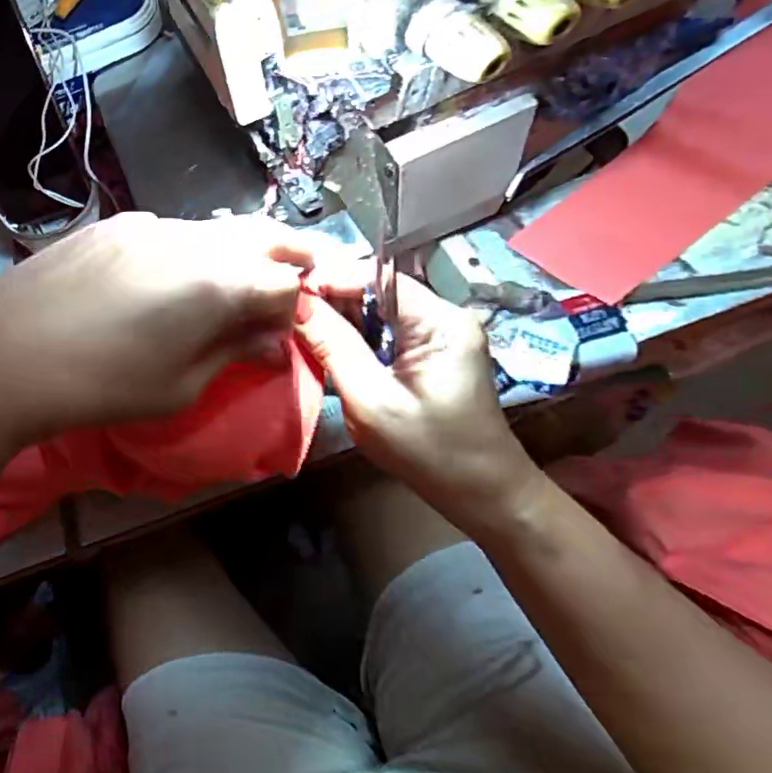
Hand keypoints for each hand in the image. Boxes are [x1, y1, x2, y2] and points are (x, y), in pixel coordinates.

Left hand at [0, 212, 362, 444]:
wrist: (1, 351)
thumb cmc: (99, 385)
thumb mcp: (178, 386)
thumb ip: (233, 352)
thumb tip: (270, 338)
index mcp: (218, 283)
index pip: (286, 284)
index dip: (298, 306)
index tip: (291, 327)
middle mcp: (193, 239)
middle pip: (263, 237)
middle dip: (290, 256)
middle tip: (300, 277)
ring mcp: (149, 224)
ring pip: (217, 230)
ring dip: (238, 252)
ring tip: (233, 282)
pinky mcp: (113, 224)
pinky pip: (172, 231)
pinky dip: (192, 250)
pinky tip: (169, 278)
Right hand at [295, 273, 542, 512]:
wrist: (483, 495)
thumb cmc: (430, 452)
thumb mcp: (371, 401)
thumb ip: (333, 347)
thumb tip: (296, 305)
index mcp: (439, 321)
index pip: (374, 277)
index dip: (329, 281)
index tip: (288, 298)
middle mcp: (443, 317)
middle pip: (374, 291)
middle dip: (331, 303)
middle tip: (288, 321)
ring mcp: (439, 335)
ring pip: (375, 312)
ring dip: (340, 323)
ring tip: (303, 337)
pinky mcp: (431, 354)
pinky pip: (384, 333)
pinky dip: (356, 341)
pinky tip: (331, 354)